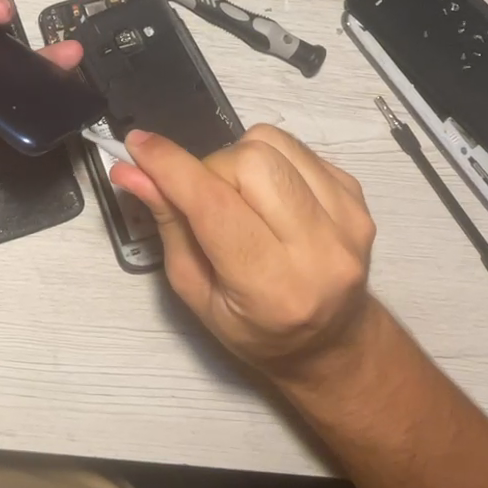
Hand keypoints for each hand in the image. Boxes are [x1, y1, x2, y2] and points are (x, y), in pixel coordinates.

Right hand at [111, 124, 377, 382]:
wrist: (333, 343)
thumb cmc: (253, 326)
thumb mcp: (194, 288)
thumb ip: (167, 223)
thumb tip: (130, 171)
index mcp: (272, 288)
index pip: (214, 207)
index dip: (171, 167)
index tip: (137, 144)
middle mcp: (319, 252)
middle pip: (249, 162)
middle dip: (209, 168)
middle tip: (203, 197)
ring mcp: (347, 221)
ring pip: (271, 145)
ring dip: (237, 159)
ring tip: (237, 195)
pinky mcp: (358, 198)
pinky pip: (295, 146)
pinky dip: (267, 158)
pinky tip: (267, 194)